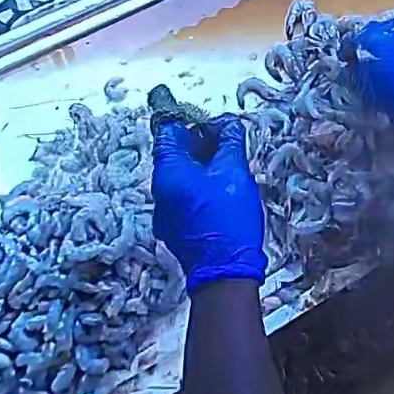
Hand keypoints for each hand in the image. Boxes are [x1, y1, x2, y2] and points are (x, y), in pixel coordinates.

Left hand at [152, 115, 266, 292]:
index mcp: (168, 171)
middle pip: (175, 153)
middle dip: (200, 143)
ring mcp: (166, 212)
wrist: (225, 273)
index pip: (168, 130)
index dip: (190, 121)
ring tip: (229, 164)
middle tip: (226, 141)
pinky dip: (201, 187)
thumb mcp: (234, 170)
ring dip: (203, 165)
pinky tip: (223, 190)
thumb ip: (230, 140)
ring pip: (182, 176)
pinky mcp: (177, 228)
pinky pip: (185, 197)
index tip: (212, 121)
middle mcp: (160, 190)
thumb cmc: (227, 220)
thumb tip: (228, 123)